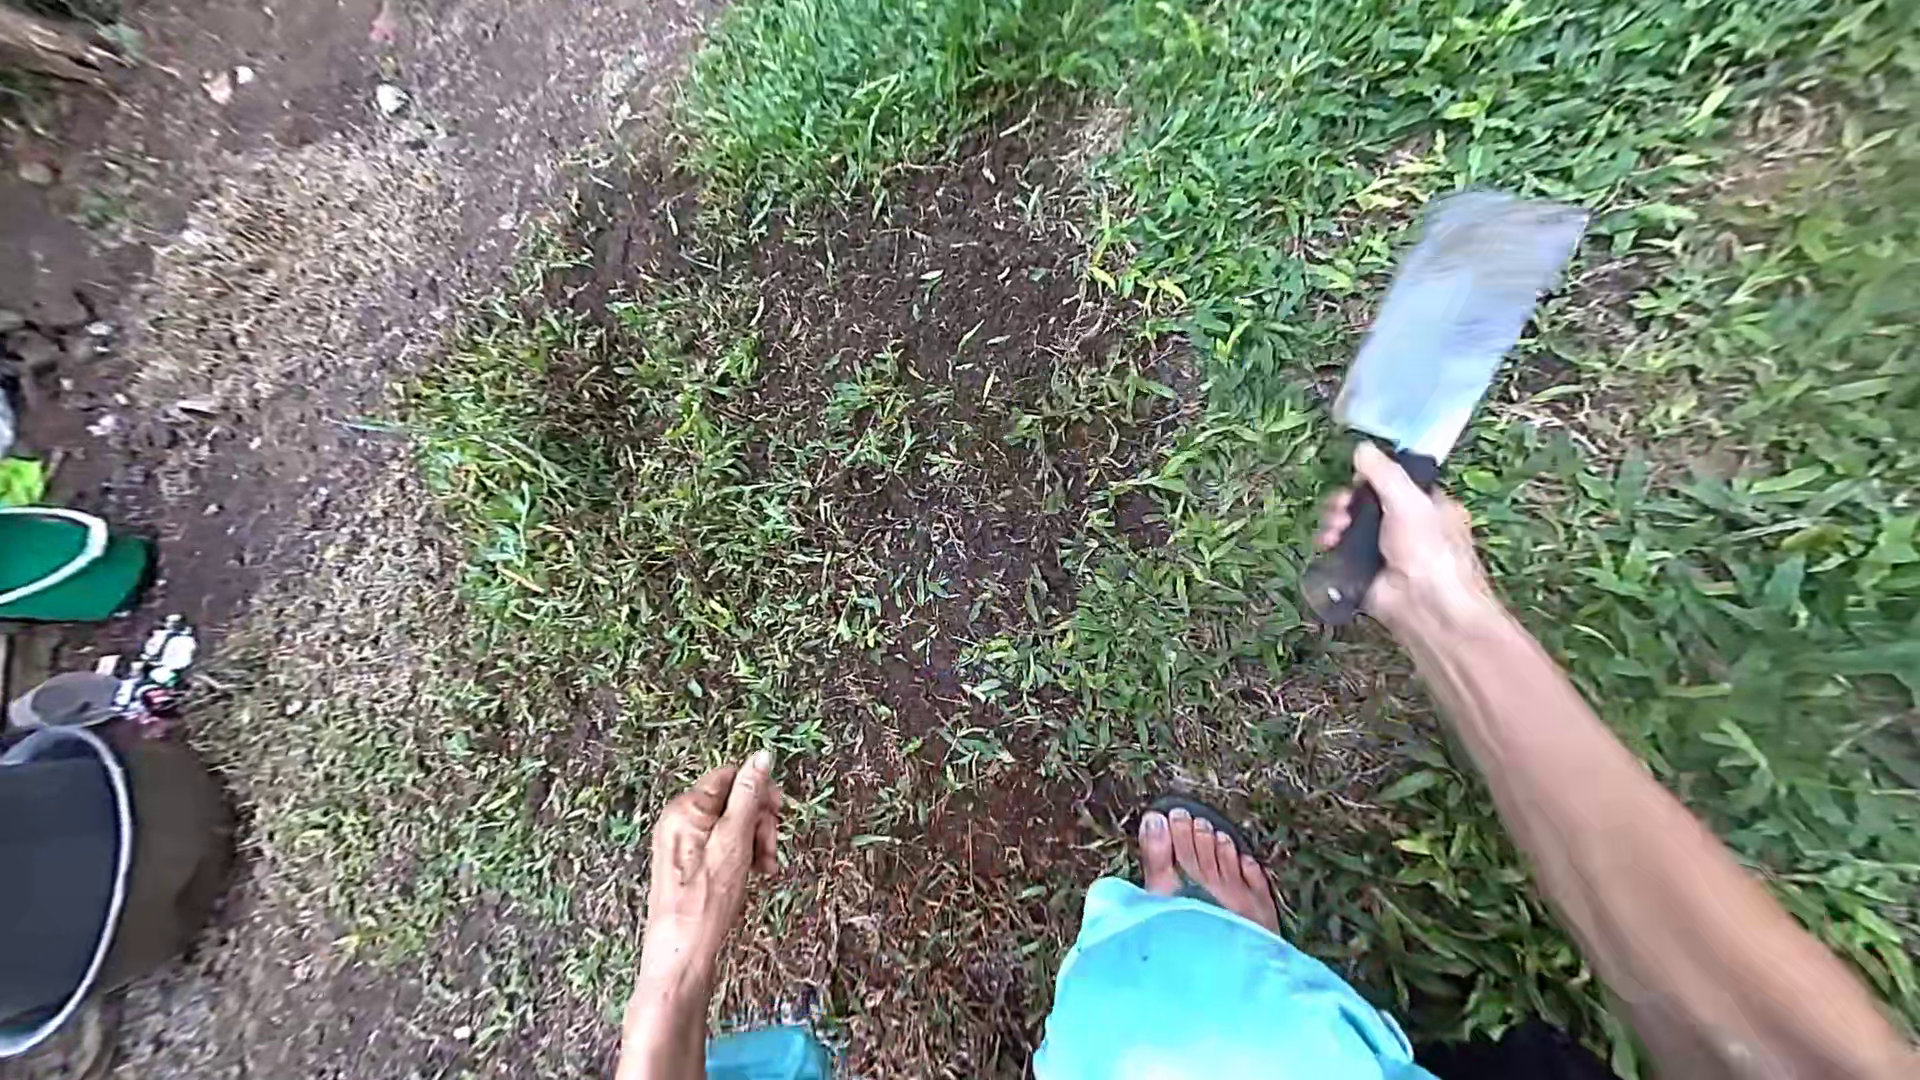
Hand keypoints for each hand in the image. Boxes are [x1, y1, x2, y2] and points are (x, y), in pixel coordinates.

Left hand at [635, 751, 781, 994]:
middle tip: (772, 844)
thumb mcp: (735, 840)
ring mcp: (683, 842)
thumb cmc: (707, 899)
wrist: (681, 959)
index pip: (731, 775)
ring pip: (733, 821)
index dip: (759, 790)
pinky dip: (745, 852)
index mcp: (686, 808)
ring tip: (767, 864)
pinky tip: (756, 871)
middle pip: (734, 798)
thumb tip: (763, 754)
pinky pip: (724, 842)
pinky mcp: (689, 862)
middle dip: (760, 818)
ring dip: (756, 837)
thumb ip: (749, 794)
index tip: (778, 813)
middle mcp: (680, 819)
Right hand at [1315, 442, 1495, 634]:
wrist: (1422, 604)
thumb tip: (1361, 448)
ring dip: (1333, 521)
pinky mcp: (1359, 567)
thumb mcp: (1410, 502)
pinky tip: (1326, 544)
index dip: (1370, 480)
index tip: (1356, 482)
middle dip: (1345, 502)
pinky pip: (1336, 548)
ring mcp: (1380, 548)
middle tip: (1340, 508)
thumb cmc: (1428, 550)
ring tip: (1333, 530)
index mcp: (1426, 507)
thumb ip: (1384, 474)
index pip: (1392, 484)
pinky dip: (1327, 543)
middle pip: (1363, 503)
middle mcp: (1403, 526)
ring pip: (1346, 524)